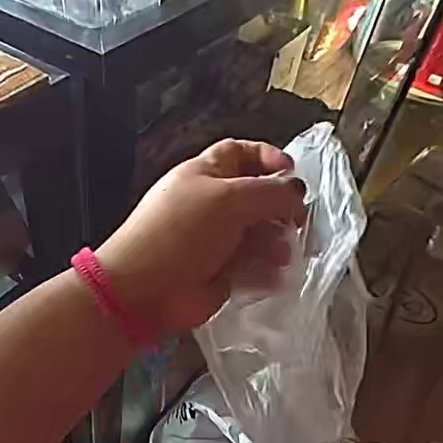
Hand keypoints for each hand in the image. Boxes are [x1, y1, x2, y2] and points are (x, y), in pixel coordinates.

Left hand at [98, 139, 307, 335]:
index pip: (241, 154)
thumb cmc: (182, 232)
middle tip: (297, 222)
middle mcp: (212, 205)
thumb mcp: (229, 199)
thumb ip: (270, 191)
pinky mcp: (222, 273)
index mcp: (206, 175)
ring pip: (259, 235)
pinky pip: (253, 268)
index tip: (292, 173)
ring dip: (276, 243)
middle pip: (257, 198)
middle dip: (280, 208)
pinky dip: (267, 272)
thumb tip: (298, 191)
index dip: (268, 158)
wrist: (145, 289)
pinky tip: (276, 278)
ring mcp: (217, 241)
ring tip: (283, 255)